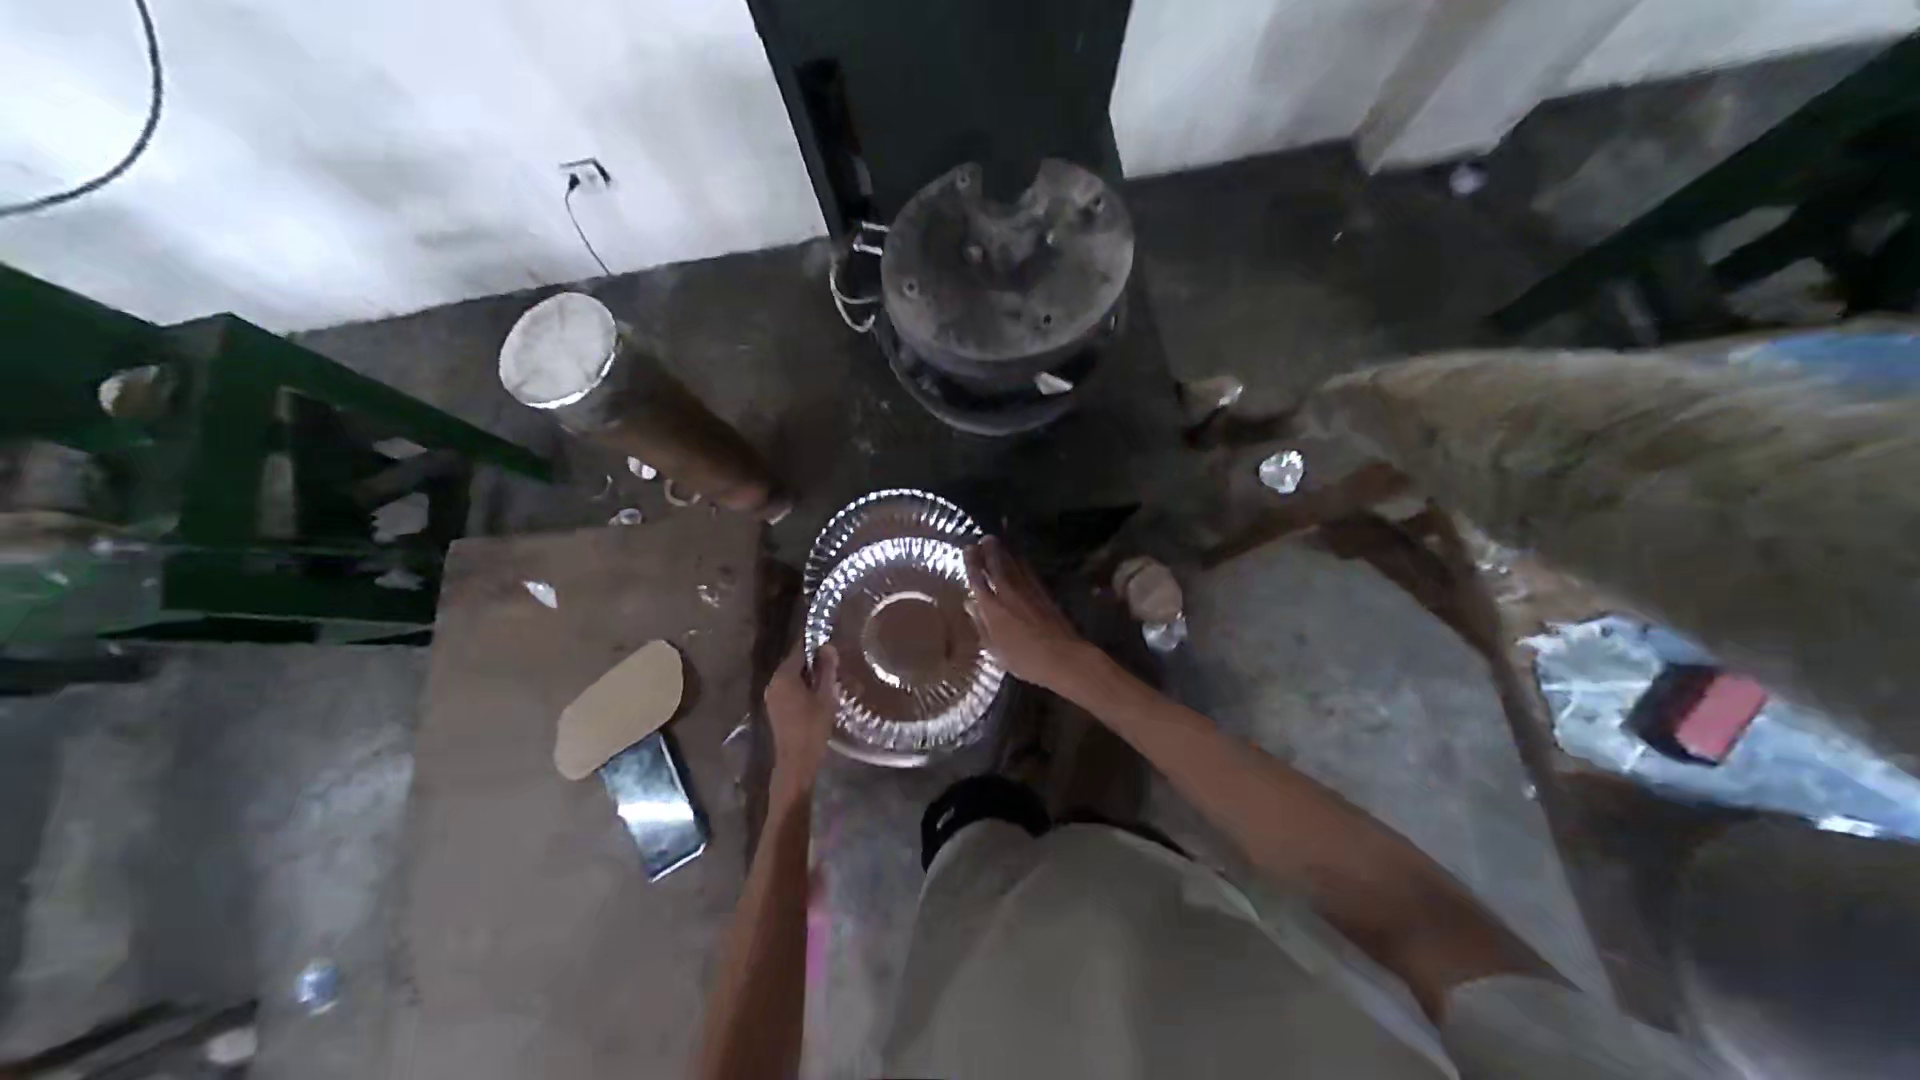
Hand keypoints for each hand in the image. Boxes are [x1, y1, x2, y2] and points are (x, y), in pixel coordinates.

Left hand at [763, 642, 838, 790]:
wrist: (797, 762)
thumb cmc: (813, 727)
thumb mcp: (825, 696)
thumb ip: (827, 670)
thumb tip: (828, 647)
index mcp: (784, 676)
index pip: (799, 650)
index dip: (815, 645)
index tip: (831, 643)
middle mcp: (774, 683)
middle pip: (795, 664)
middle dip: (813, 662)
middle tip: (835, 664)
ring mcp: (772, 697)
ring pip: (792, 678)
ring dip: (809, 677)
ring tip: (830, 681)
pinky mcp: (775, 709)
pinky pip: (789, 690)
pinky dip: (802, 688)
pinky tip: (818, 696)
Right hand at [965, 536, 1092, 691]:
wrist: (1063, 657)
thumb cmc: (1024, 659)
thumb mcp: (995, 649)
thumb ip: (982, 624)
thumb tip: (970, 604)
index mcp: (993, 608)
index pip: (978, 580)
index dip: (972, 563)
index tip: (968, 548)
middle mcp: (1009, 594)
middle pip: (998, 566)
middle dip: (990, 551)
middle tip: (985, 537)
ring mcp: (1029, 592)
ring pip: (1015, 566)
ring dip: (1006, 552)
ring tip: (999, 541)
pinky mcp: (1045, 594)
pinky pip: (1030, 573)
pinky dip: (1023, 563)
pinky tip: (1021, 559)